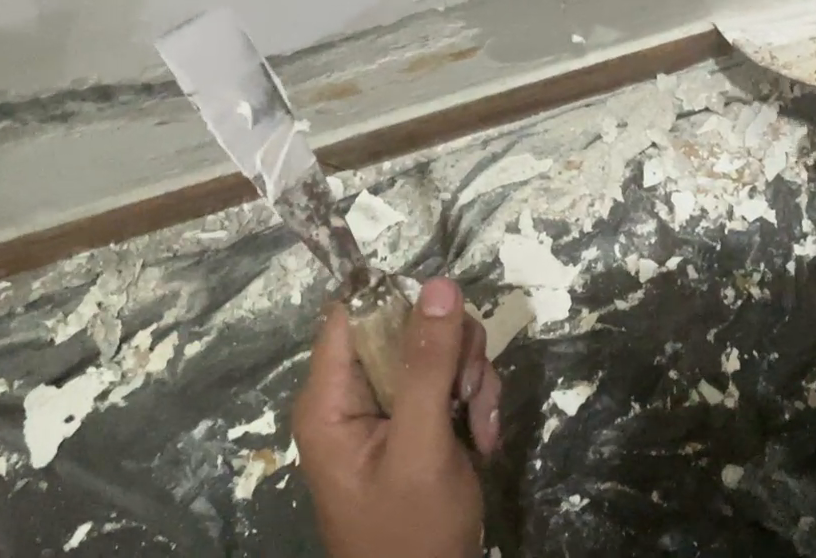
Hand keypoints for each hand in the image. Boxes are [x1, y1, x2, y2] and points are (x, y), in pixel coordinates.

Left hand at [294, 278, 501, 557]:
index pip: (354, 312)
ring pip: (439, 348)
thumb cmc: (410, 532)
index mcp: (331, 398)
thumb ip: (428, 366)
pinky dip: (477, 400)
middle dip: (451, 350)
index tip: (445, 318)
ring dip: (471, 378)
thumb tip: (439, 283)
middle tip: (465, 392)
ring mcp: (389, 406)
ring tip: (479, 425)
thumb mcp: (421, 447)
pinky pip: (453, 378)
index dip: (399, 303)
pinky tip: (484, 438)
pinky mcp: (418, 418)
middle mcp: (355, 393)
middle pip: (407, 324)